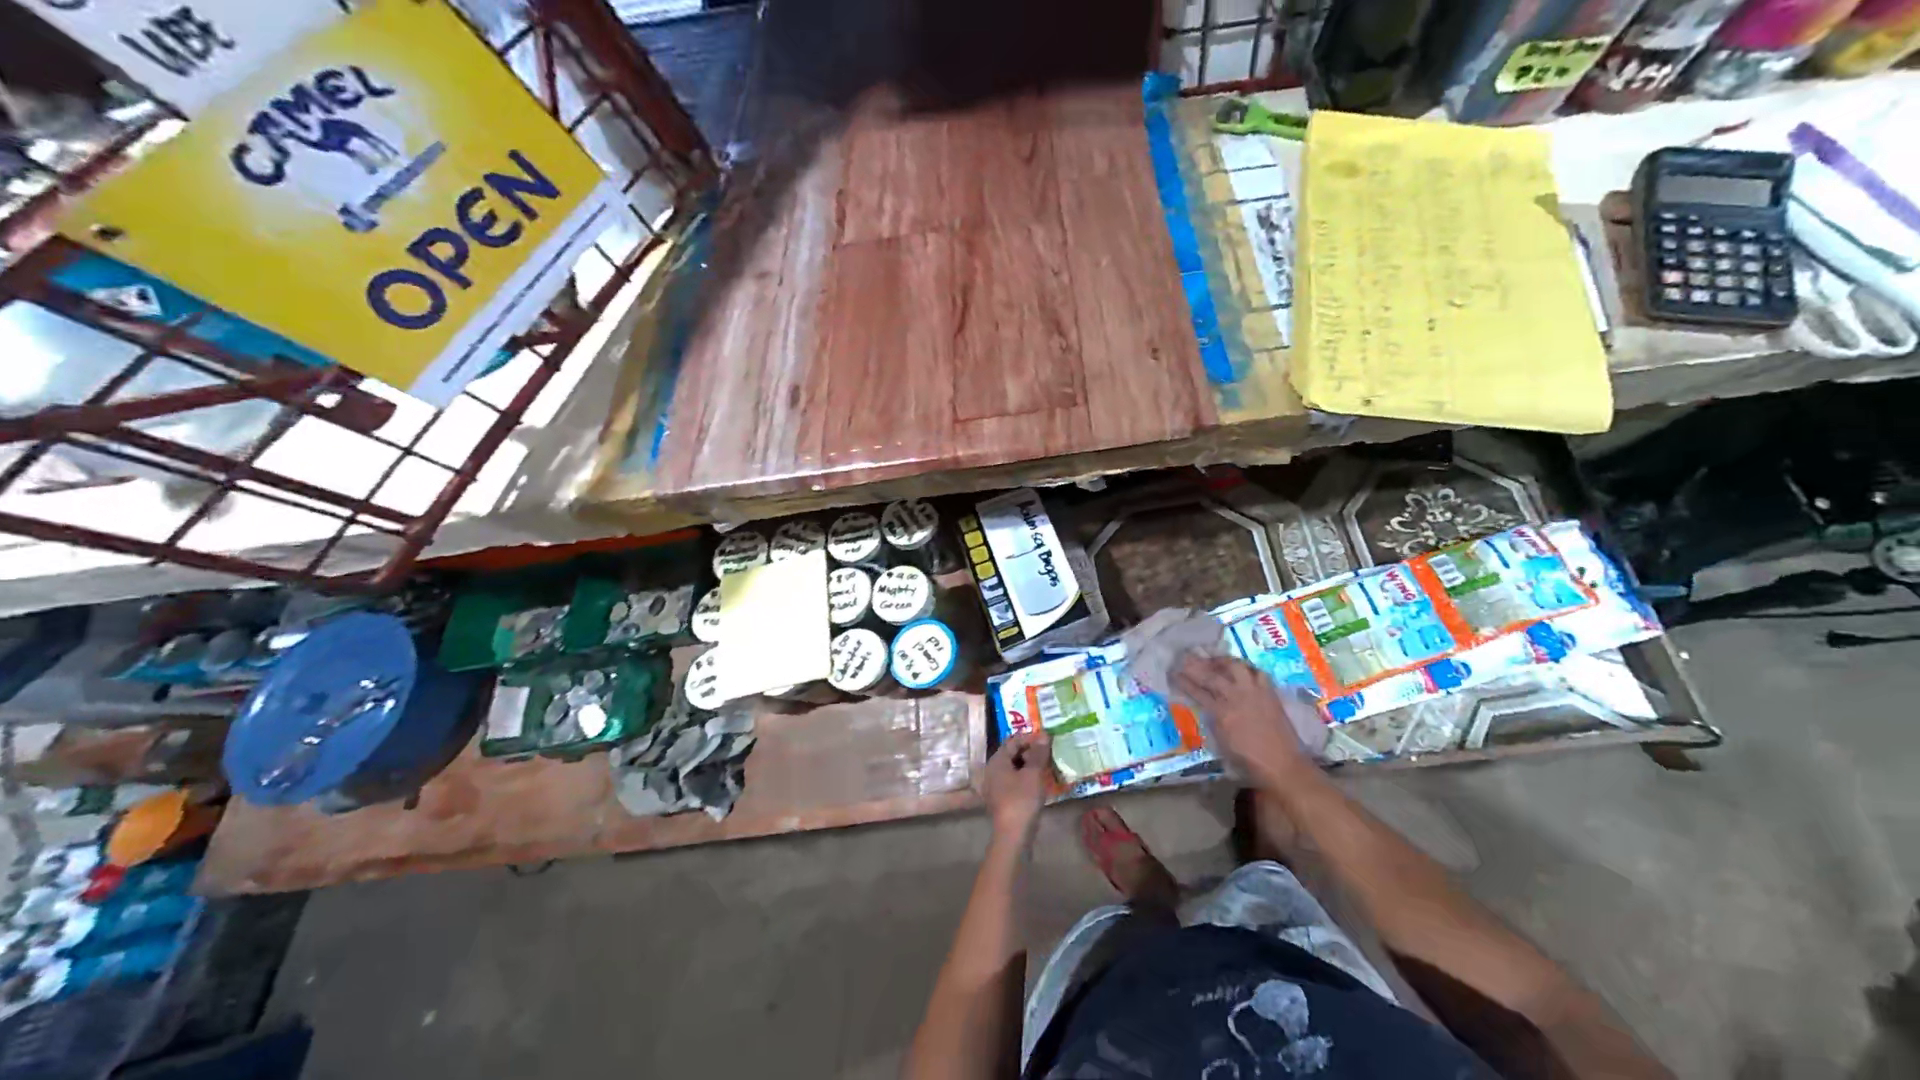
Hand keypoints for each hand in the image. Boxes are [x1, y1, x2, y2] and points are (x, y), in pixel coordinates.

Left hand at [981, 731, 1052, 838]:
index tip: (1047, 739)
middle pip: (1012, 754)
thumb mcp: (1033, 774)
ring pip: (1014, 768)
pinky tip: (1039, 782)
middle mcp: (992, 771)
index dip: (1030, 738)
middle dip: (1030, 751)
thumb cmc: (1022, 800)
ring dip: (1030, 765)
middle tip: (1049, 753)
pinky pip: (1015, 781)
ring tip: (1047, 766)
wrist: (1013, 835)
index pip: (1012, 741)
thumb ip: (1038, 753)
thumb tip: (1043, 734)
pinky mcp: (1002, 799)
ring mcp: (996, 786)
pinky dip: (1026, 778)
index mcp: (996, 761)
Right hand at [1174, 656, 1323, 780]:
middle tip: (1186, 658)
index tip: (1174, 673)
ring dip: (1222, 661)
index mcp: (1222, 713)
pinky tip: (1242, 670)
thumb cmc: (1247, 760)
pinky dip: (1247, 668)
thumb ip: (1212, 721)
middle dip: (1196, 666)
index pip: (1197, 691)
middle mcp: (1236, 697)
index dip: (1184, 681)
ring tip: (1214, 660)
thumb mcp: (1221, 742)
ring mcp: (1254, 692)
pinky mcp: (1269, 693)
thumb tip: (1206, 706)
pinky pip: (1257, 672)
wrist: (1281, 763)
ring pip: (1235, 666)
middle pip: (1212, 675)